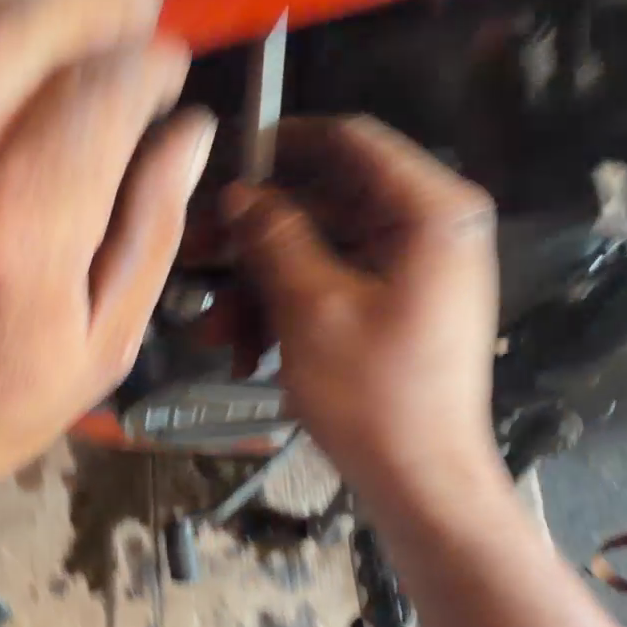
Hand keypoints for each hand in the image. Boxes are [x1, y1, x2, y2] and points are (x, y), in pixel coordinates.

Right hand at [226, 116, 502, 496]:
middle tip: (196, 253)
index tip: (226, 164)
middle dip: (255, 237)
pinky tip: (244, 351)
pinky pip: (332, 289)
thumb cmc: (375, 396)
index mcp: (430, 212)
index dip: (283, 145)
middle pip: (326, 204)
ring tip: (213, 330)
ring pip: (319, 254)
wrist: (421, 484)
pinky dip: (287, 312)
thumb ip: (275, 238)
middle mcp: (428, 230)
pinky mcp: (394, 309)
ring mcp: (411, 272)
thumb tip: (241, 193)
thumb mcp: (312, 309)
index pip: (351, 142)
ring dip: (261, 287)